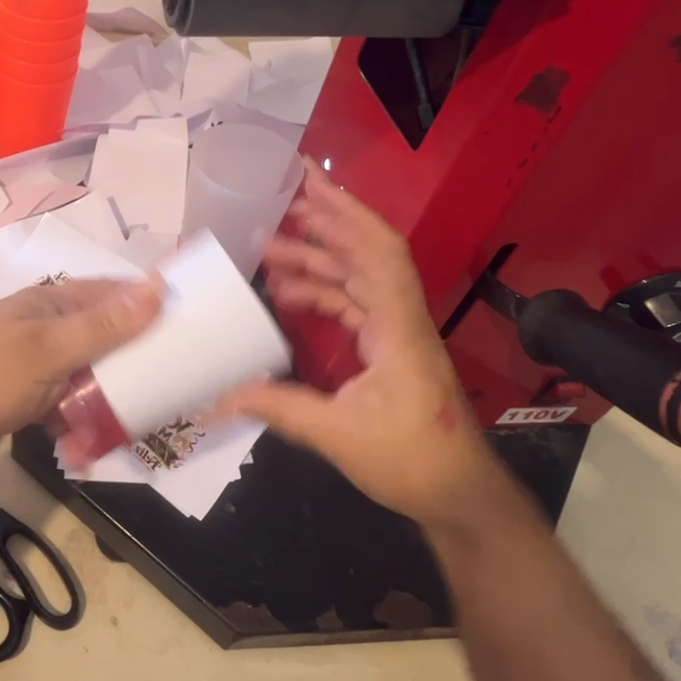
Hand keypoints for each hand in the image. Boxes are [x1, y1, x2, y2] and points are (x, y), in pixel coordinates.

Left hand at [0, 278, 163, 475]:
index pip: (109, 294)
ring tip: (128, 430)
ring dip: (105, 404)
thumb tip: (156, 287)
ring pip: (87, 380)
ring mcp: (32, 367)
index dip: (145, 305)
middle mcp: (43, 329)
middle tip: (169, 389)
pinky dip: (76, 427)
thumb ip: (102, 325)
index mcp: (47, 303)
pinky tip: (84, 450)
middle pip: (103, 340)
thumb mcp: (47, 349)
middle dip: (131, 366)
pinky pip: (65, 409)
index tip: (186, 324)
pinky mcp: (24, 402)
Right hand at [227, 159, 498, 524]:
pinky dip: (322, 293)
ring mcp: (396, 333)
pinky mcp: (389, 349)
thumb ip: (279, 408)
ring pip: (356, 280)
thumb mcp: (339, 436)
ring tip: (268, 251)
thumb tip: (218, 397)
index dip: (347, 214)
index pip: (378, 254)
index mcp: (398, 328)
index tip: (313, 185)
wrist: (461, 496)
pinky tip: (289, 296)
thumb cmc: (411, 461)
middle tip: (282, 204)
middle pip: (366, 255)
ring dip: (317, 260)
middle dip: (326, 224)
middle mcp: (400, 319)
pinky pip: (353, 305)